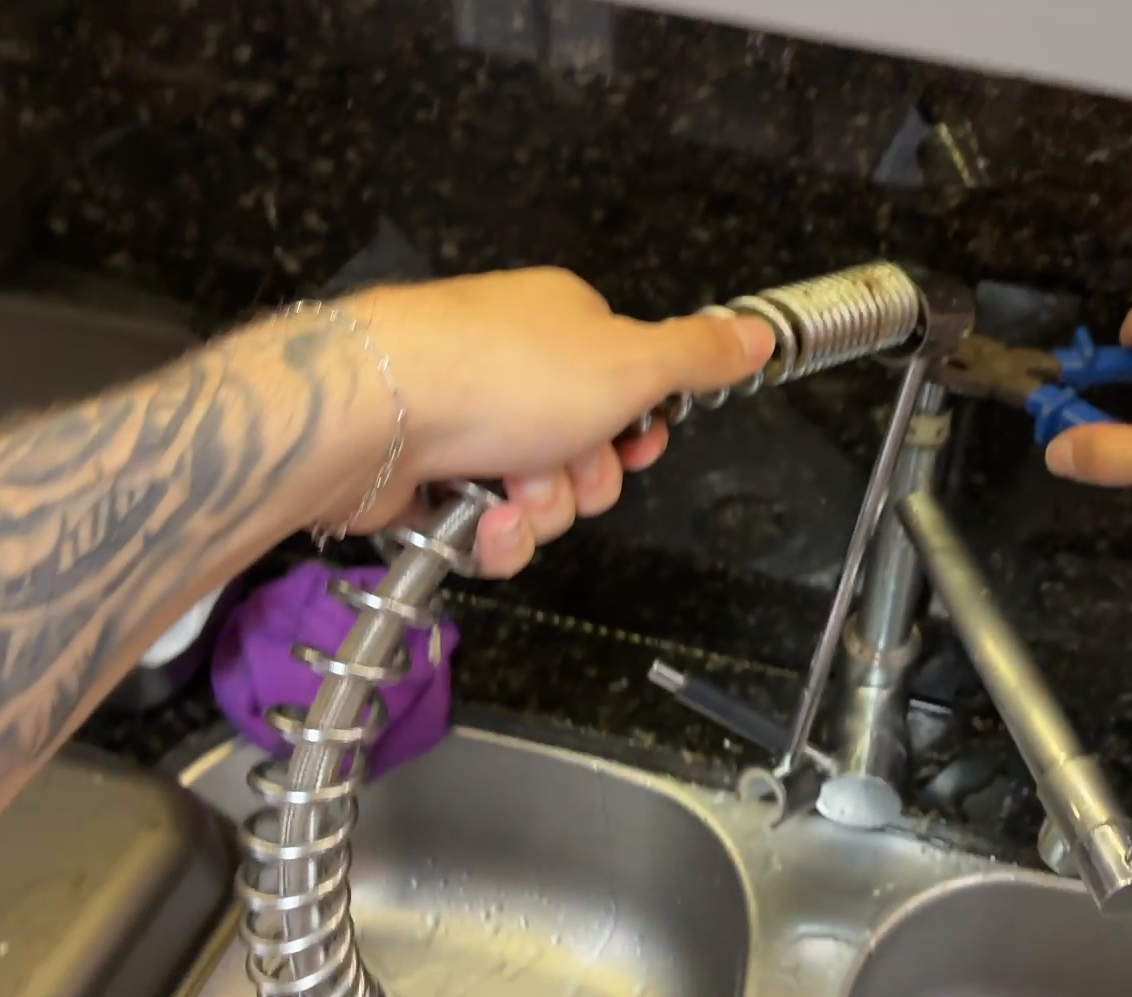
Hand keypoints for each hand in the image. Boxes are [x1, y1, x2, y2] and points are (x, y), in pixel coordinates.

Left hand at [345, 268, 771, 574]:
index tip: (637, 444)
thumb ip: (700, 356)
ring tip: (510, 494)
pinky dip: (497, 531)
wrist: (371, 411)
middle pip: (592, 451)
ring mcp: (474, 419)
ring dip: (541, 509)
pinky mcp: (435, 471)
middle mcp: (521, 368)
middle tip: (563, 466)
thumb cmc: (506, 376)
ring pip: (546, 494)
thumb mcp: (632, 362)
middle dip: (586, 478)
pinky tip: (483, 522)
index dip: (640, 430)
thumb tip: (760, 334)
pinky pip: (495, 520)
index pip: (631, 389)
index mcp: (568, 329)